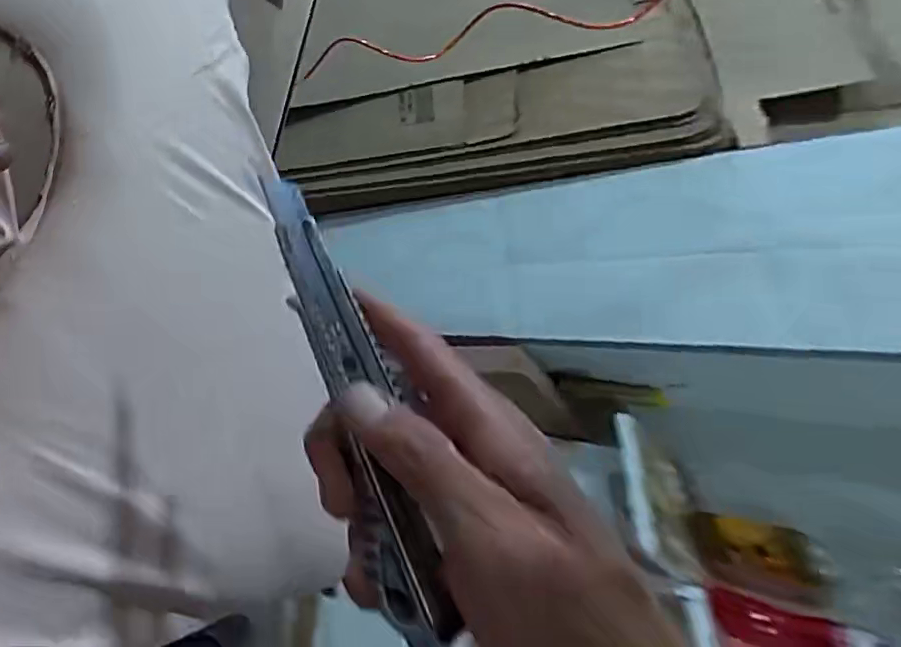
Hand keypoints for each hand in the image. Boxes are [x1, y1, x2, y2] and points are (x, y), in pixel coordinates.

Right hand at [304, 293, 681, 646]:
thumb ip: (424, 459)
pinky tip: (377, 586)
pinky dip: (371, 547)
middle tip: (336, 502)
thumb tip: (354, 391)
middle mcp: (467, 447)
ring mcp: (458, 493)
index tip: (335, 289)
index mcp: (486, 428)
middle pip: (379, 409)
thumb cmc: (565, 611)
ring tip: (363, 566)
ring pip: (374, 463)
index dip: (378, 314)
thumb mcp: (493, 533)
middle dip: (343, 445)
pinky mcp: (450, 536)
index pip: (422, 350)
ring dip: (355, 506)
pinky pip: (388, 516)